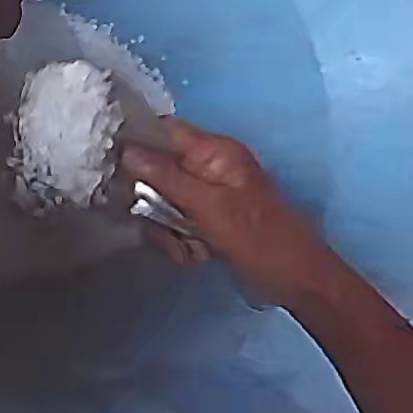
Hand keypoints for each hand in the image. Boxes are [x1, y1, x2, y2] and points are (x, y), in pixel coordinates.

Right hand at [120, 118, 351, 307]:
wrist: (300, 284)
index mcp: (214, 152)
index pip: (163, 129)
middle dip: (150, 201)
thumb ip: (165, 175)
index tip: (112, 163)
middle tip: (158, 223)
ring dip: (165, 228)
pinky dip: (178, 241)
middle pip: (155, 169)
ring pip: (161, 201)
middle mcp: (208, 167)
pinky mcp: (206, 218)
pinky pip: (174, 222)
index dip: (135, 140)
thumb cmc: (259, 239)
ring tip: (184, 248)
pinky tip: (194, 256)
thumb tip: (125, 149)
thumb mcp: (208, 206)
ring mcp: (207, 194)